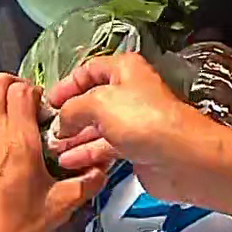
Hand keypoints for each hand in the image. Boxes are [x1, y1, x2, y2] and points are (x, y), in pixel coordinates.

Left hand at [0, 74, 107, 231]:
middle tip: (32, 105)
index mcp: (17, 142)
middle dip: (14, 85)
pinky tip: (5, 157)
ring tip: (19, 124)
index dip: (36, 91)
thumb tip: (99, 171)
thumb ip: (84, 183)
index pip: (20, 90)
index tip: (48, 109)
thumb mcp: (60, 207)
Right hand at [46, 53, 231, 206]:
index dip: (66, 85)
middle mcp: (128, 93)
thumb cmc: (146, 120)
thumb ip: (71, 109)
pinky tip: (68, 161)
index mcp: (123, 70)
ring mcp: (132, 122)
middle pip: (90, 101)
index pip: (87, 71)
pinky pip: (104, 148)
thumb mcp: (97, 103)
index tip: (48, 100)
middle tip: (47, 127)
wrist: (183, 158)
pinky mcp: (135, 148)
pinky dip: (86, 154)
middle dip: (67, 115)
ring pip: (95, 127)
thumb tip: (60, 120)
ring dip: (73, 137)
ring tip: (52, 148)